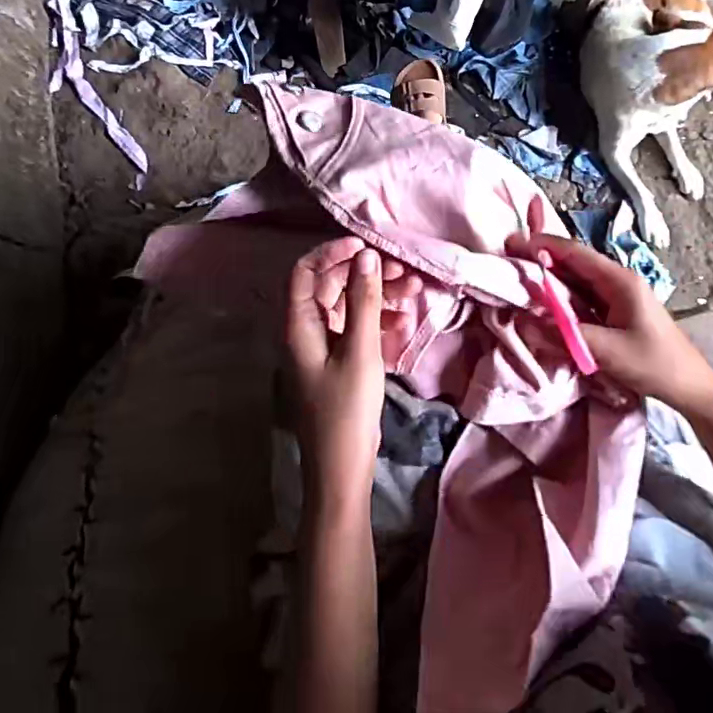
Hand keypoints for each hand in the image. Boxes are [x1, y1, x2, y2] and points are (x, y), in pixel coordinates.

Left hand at [286, 238, 395, 495]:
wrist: (343, 466)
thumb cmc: (346, 408)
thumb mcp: (360, 350)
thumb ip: (364, 300)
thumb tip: (367, 255)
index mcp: (299, 325)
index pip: (305, 271)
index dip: (332, 253)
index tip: (367, 246)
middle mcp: (307, 330)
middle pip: (331, 286)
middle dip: (366, 273)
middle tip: (402, 269)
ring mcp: (324, 346)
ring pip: (349, 305)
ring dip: (378, 295)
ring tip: (413, 290)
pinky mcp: (341, 360)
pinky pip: (358, 327)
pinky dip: (379, 319)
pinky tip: (404, 320)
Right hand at [505, 232, 712, 414]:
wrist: (690, 386)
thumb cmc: (655, 365)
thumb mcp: (608, 352)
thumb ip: (567, 335)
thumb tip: (526, 322)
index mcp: (619, 280)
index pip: (574, 253)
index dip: (542, 245)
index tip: (512, 243)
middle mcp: (617, 280)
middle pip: (573, 261)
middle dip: (540, 258)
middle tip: (508, 257)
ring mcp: (617, 295)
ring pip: (576, 279)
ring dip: (549, 277)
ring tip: (518, 276)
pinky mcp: (616, 311)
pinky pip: (582, 296)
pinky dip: (560, 296)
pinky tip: (543, 301)